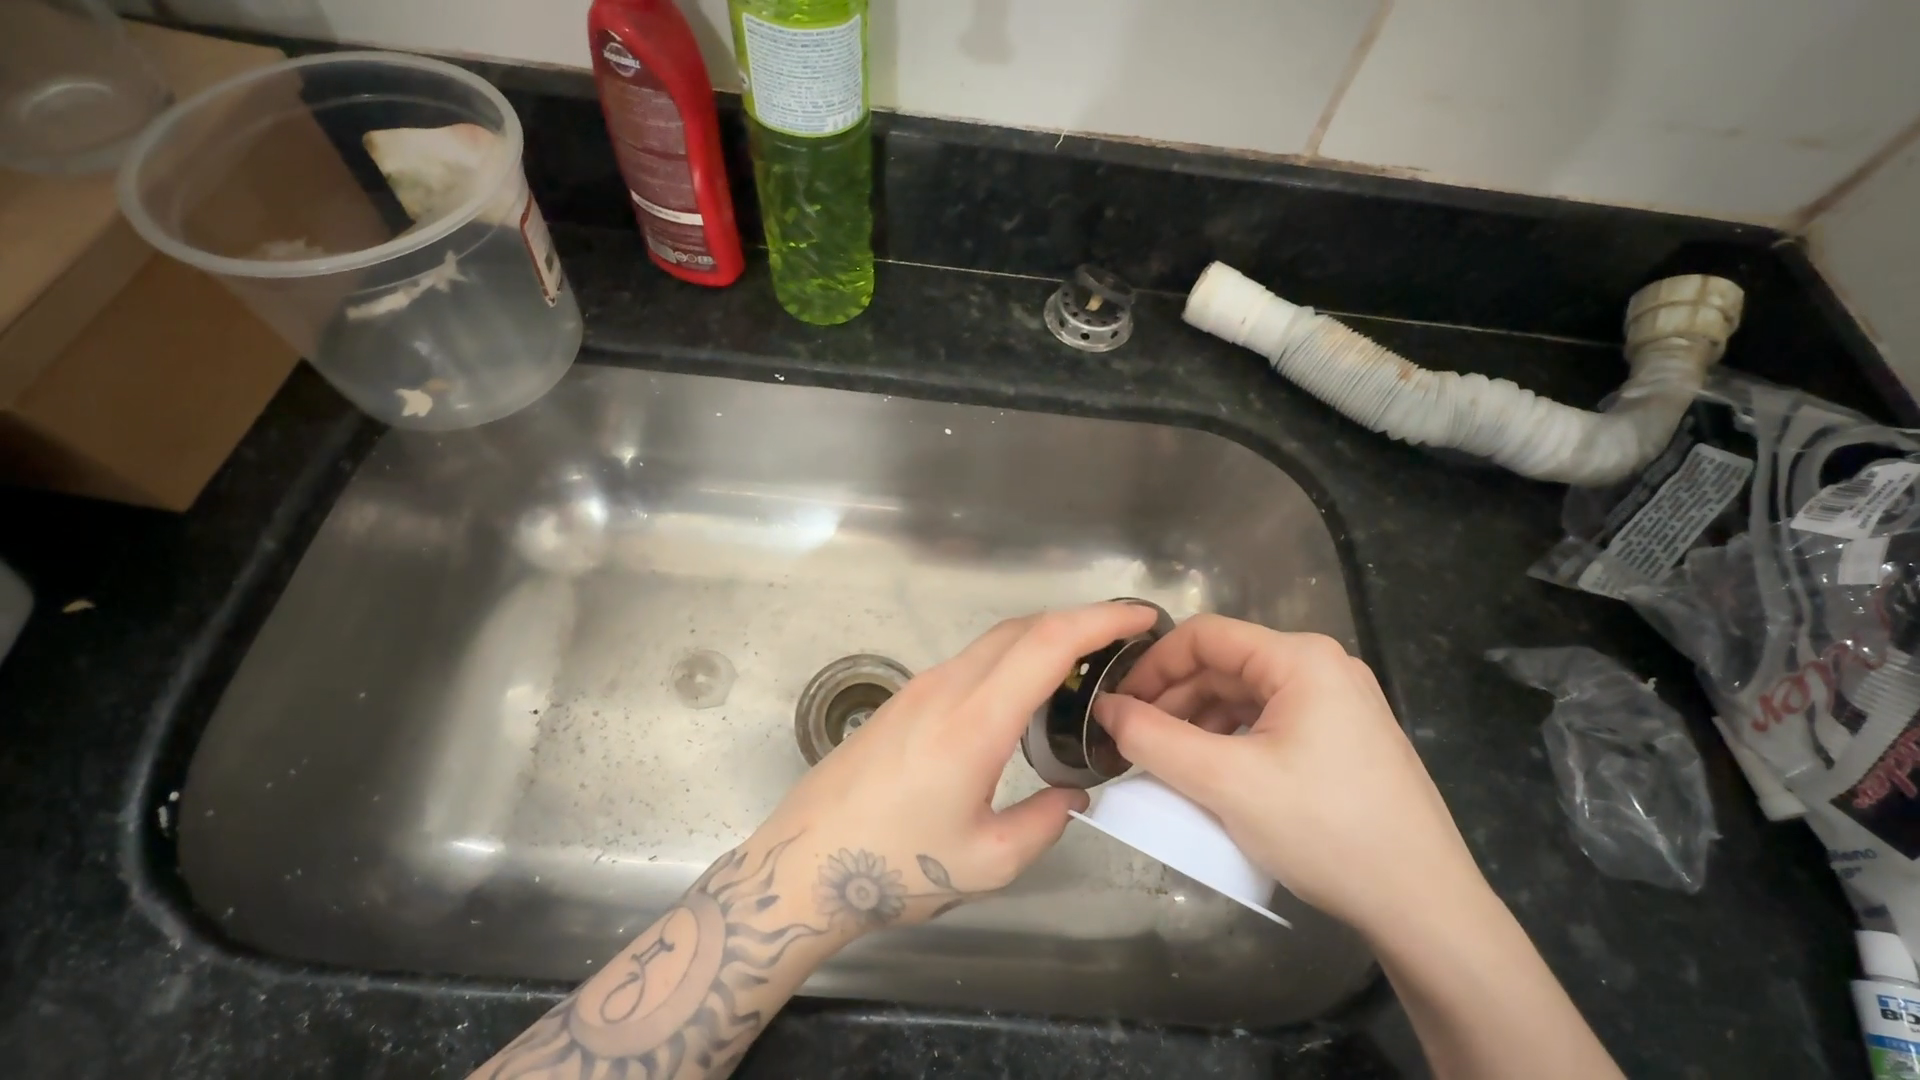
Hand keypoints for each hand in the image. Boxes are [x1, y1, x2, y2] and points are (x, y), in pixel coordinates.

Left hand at [749, 601, 1160, 934]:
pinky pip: (969, 662)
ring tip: (1084, 666)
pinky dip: (1012, 659)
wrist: (801, 866)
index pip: (1046, 642)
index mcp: (974, 721)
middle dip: (1080, 621)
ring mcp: (919, 689)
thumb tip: (1071, 795)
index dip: (1101, 620)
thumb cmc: (895, 866)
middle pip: (1021, 628)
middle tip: (1123, 640)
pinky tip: (1026, 693)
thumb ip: (1045, 822)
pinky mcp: (903, 701)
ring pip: (993, 642)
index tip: (1141, 618)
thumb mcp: (988, 861)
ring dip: (1043, 639)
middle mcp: (946, 688)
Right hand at [1092, 616, 1485, 935]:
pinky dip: (1231, 741)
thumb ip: (1154, 739)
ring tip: (1168, 765)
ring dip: (1199, 723)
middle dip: (1173, 700)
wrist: (1424, 905)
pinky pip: (1271, 722)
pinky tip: (1214, 776)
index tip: (1116, 709)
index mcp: (1300, 658)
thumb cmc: (1324, 830)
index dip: (1151, 667)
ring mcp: (1340, 703)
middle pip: (1225, 665)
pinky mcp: (1346, 738)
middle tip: (1135, 744)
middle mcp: (1323, 667)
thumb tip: (1104, 709)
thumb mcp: (1225, 782)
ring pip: (1246, 696)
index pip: (1203, 636)